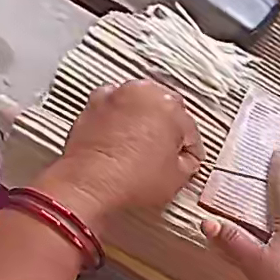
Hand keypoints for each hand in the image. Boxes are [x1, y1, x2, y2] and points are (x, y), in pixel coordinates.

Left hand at [35, 80, 203, 235]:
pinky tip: (120, 142)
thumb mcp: (176, 178)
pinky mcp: (92, 106)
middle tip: (165, 154)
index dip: (190, 149)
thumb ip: (188, 162)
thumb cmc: (131, 180)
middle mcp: (143, 93)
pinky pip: (114, 112)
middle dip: (167, 130)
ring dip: (142, 122)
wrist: (89, 186)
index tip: (187, 161)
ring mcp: (115, 97)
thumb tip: (184, 159)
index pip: (190, 129)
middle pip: (164, 110)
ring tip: (141, 149)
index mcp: (170, 106)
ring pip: (138, 107)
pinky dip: (118, 122)